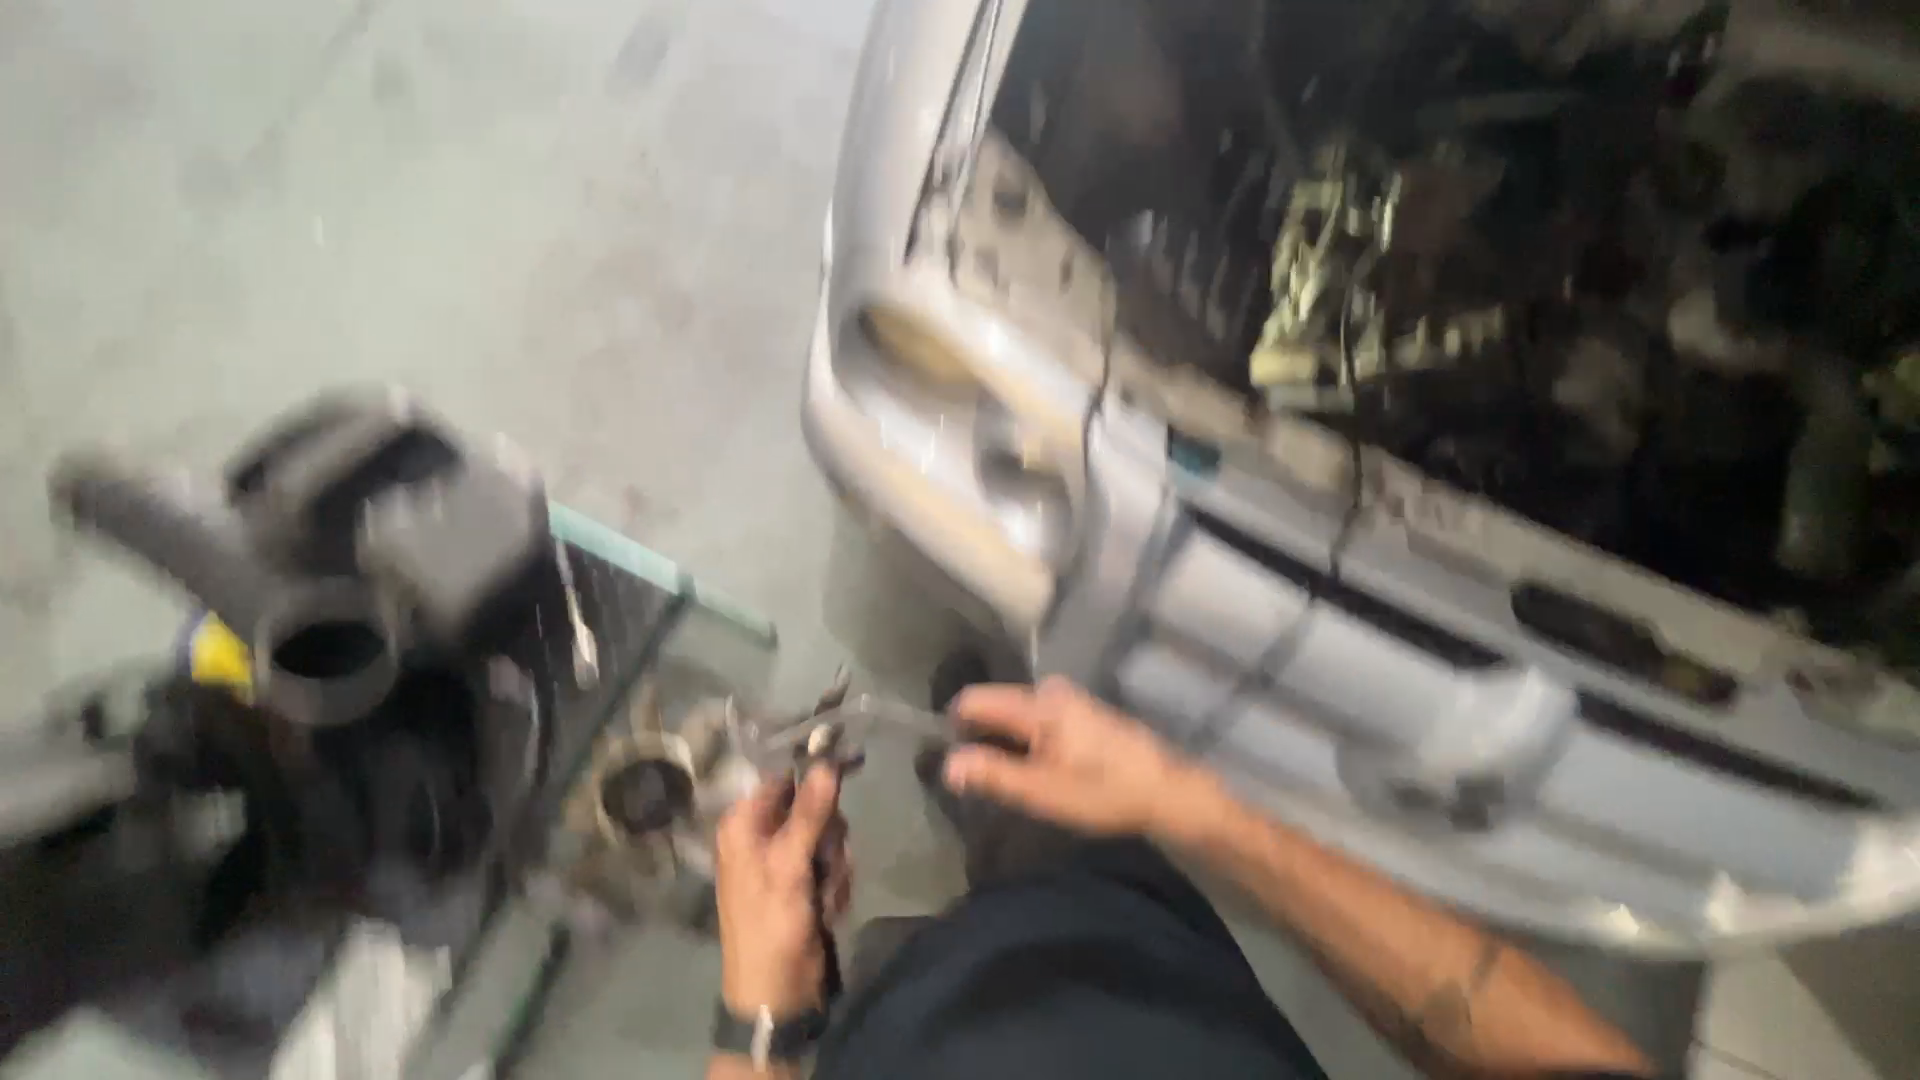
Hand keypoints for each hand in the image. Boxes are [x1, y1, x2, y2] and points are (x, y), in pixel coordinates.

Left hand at [714, 765, 852, 1016]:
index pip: (783, 777)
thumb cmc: (771, 924)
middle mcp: (761, 835)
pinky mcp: (802, 882)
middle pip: (813, 805)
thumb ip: (809, 812)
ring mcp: (783, 860)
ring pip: (828, 834)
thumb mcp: (789, 865)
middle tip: (826, 860)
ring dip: (834, 864)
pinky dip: (835, 882)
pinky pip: (831, 861)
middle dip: (829, 835)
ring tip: (824, 894)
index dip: (815, 774)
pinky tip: (826, 906)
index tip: (848, 768)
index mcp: (743, 824)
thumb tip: (826, 762)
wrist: (776, 994)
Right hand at [943, 678, 1213, 839]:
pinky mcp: (1081, 712)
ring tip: (1013, 781)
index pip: (975, 701)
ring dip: (1007, 744)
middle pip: (996, 707)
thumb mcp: (1044, 792)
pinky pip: (1037, 720)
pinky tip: (1041, 771)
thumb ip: (993, 775)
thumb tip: (947, 764)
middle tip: (986, 783)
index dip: (957, 729)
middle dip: (983, 739)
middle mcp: (1050, 691)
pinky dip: (1029, 742)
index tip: (956, 764)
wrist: (1168, 793)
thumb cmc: (1105, 793)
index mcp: (1038, 704)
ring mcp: (1069, 699)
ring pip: (1017, 716)